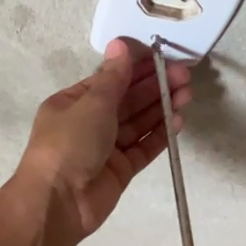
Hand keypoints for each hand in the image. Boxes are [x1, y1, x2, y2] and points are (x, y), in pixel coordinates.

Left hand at [17, 38, 190, 239]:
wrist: (58, 203)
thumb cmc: (69, 143)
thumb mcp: (91, 103)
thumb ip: (113, 77)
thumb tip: (121, 43)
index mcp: (72, 103)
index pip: (108, 80)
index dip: (135, 68)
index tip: (162, 57)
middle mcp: (88, 124)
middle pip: (127, 101)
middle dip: (154, 86)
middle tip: (184, 75)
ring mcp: (105, 149)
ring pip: (138, 123)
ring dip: (162, 107)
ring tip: (187, 93)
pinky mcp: (120, 171)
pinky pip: (143, 147)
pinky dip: (160, 134)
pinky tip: (179, 119)